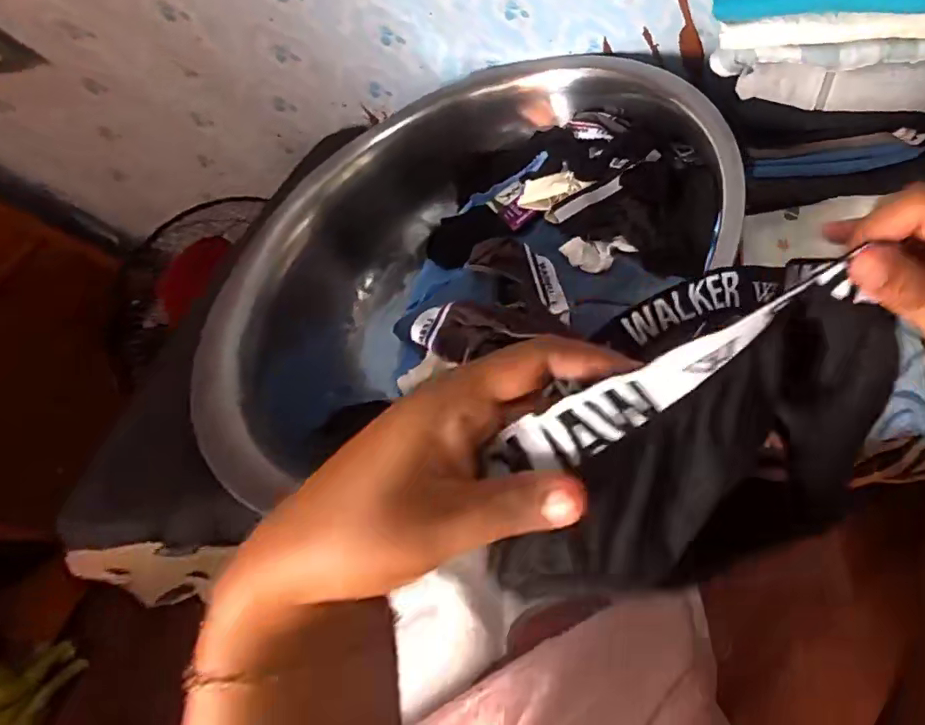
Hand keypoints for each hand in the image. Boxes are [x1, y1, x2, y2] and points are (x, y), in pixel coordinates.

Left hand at [208, 337, 630, 619]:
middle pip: (535, 379)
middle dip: (584, 390)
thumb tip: (586, 493)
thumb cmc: (363, 532)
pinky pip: (507, 435)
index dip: (587, 359)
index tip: (634, 373)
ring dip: (562, 422)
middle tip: (635, 410)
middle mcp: (460, 398)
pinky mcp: (448, 450)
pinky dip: (538, 446)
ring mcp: (453, 424)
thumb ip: (516, 504)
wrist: (289, 568)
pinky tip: (559, 470)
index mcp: (459, 396)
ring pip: (522, 410)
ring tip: (611, 438)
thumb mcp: (444, 522)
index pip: (536, 357)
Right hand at [827, 184, 924, 411]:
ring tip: (837, 255)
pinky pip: (920, 247)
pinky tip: (859, 261)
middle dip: (877, 228)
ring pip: (915, 224)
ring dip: (879, 239)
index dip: (882, 223)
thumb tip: (856, 260)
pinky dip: (890, 254)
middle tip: (840, 263)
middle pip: (919, 208)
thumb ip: (911, 292)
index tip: (850, 259)